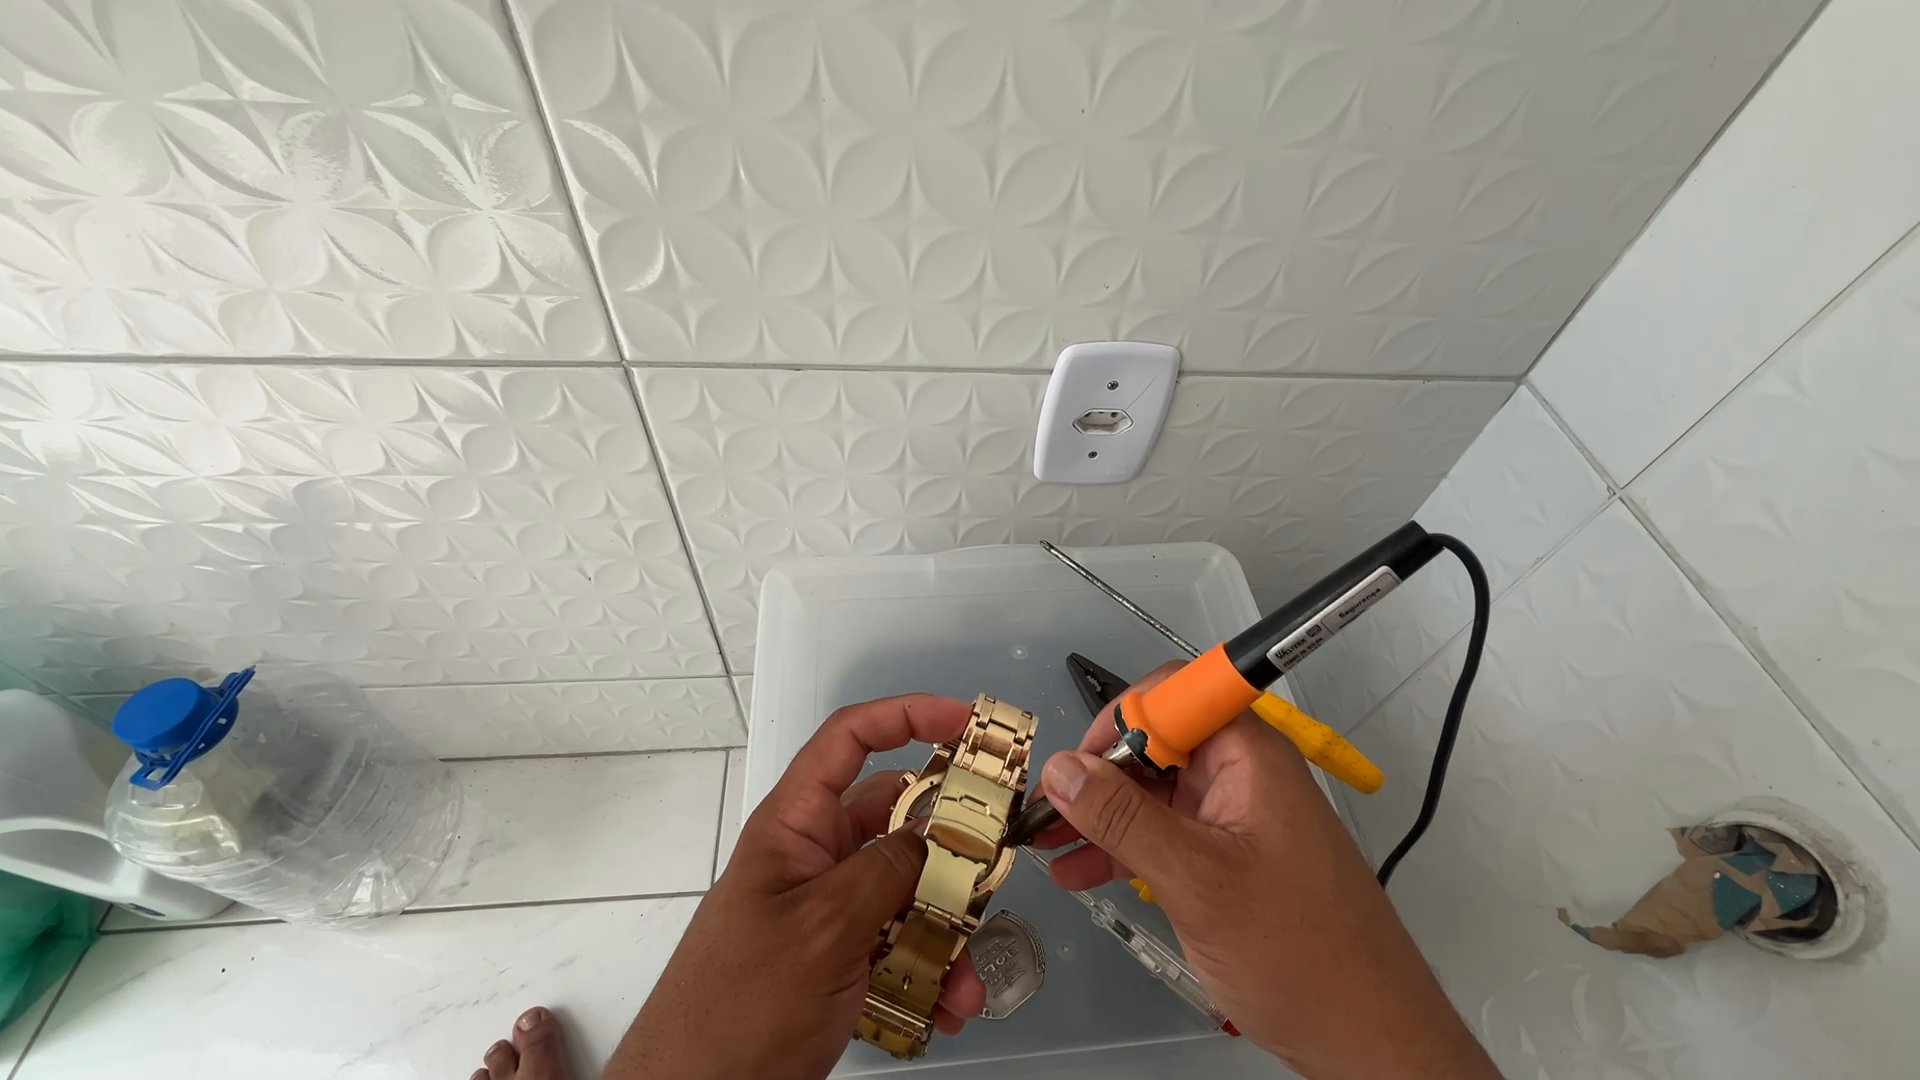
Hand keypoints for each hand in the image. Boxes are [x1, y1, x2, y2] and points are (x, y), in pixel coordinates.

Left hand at [606, 695, 987, 1079]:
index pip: (849, 739)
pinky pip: (900, 943)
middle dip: (950, 847)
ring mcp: (831, 910)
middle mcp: (817, 857)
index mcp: (796, 824)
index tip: (965, 721)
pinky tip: (946, 1006)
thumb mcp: (823, 928)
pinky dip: (930, 969)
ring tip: (966, 980)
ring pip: (908, 890)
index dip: (906, 716)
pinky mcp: (842, 958)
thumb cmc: (739, 1007)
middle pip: (897, 821)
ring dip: (946, 928)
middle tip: (994, 868)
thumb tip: (941, 835)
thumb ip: (888, 871)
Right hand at [1035, 663, 1498, 1079]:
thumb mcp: (1196, 879)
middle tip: (1047, 810)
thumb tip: (1059, 768)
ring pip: (1151, 792)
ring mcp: (1231, 816)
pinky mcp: (1224, 856)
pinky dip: (1120, 847)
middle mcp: (1238, 773)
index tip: (1080, 767)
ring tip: (1045, 843)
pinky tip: (1077, 872)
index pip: (1175, 693)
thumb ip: (1123, 819)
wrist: (1369, 1039)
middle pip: (1154, 744)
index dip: (1122, 719)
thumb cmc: (1293, 949)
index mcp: (1246, 754)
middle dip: (1097, 774)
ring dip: (1098, 816)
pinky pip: (1162, 833)